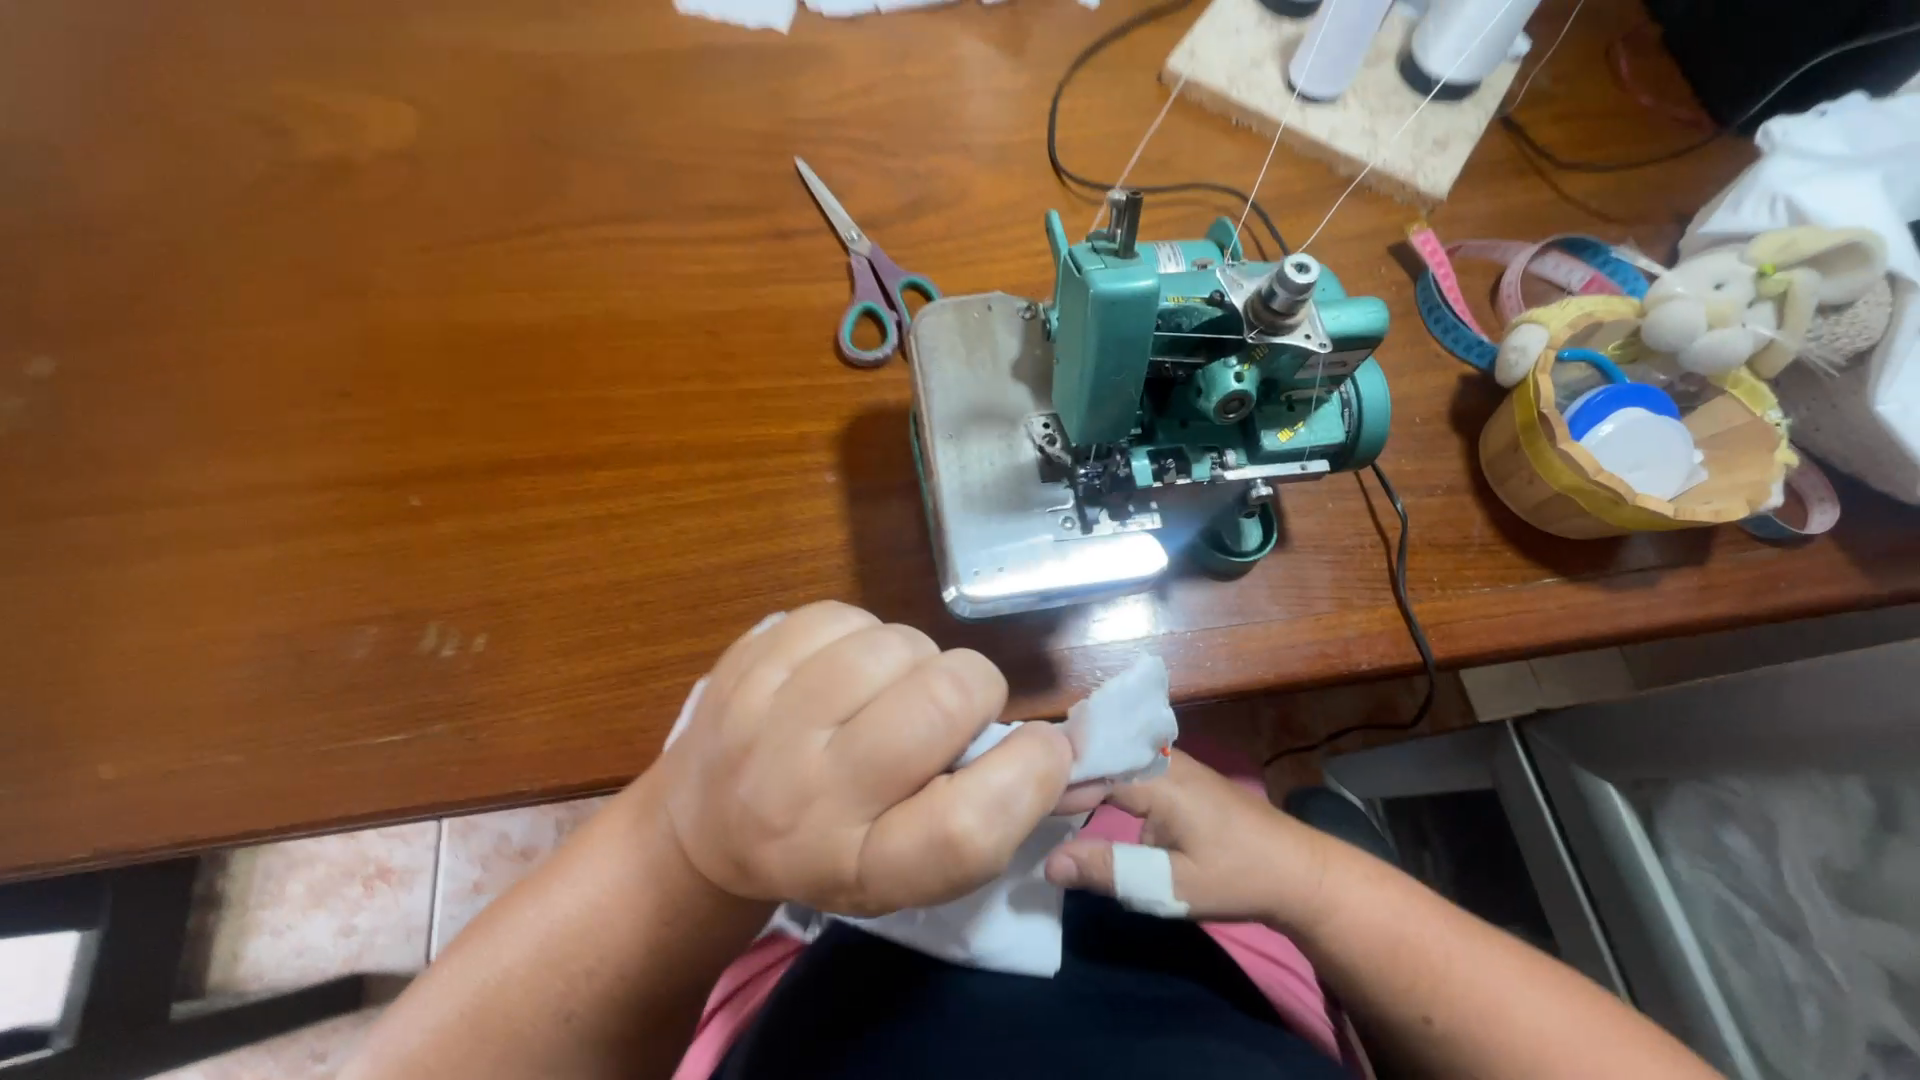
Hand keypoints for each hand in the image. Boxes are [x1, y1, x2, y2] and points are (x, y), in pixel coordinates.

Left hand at [657, 601, 1074, 916]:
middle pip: (939, 704)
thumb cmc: (835, 849)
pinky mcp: (745, 665)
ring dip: (918, 659)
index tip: (1042, 748)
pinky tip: (850, 667)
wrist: (710, 827)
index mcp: (864, 866)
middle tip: (957, 708)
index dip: (1029, 774)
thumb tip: (1067, 748)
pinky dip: (868, 634)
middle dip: (976, 689)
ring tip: (896, 688)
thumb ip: (991, 813)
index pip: (967, 825)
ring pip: (896, 646)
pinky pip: (845, 616)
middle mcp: (809, 799)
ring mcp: (767, 723)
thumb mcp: (911, 866)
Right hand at [1043, 750, 1334, 930]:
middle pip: (1098, 750)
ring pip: (1112, 752)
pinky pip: (1127, 761)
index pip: (1090, 771)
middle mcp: (1162, 759)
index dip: (1053, 787)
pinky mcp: (1177, 774)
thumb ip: (1108, 870)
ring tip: (1038, 784)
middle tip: (1018, 783)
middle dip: (1060, 766)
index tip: (1020, 805)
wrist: (1298, 872)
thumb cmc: (1236, 878)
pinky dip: (1100, 772)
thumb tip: (1048, 864)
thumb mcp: (1170, 885)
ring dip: (1079, 767)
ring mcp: (1172, 762)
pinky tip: (1080, 790)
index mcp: (1158, 778)